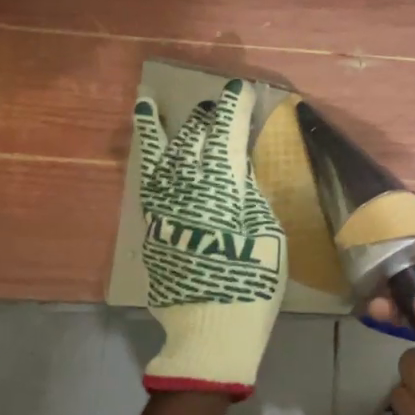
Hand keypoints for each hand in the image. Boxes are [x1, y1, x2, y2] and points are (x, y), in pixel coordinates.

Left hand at [133, 79, 285, 396]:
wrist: (211, 324)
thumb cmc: (252, 275)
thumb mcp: (266, 227)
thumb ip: (250, 190)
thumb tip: (239, 165)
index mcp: (222, 181)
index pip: (225, 131)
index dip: (232, 106)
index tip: (238, 90)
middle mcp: (187, 183)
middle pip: (193, 139)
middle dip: (204, 118)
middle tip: (213, 106)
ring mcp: (163, 203)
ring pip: (160, 156)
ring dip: (159, 129)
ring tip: (151, 105)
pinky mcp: (151, 224)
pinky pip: (148, 182)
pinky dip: (148, 162)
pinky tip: (150, 154)